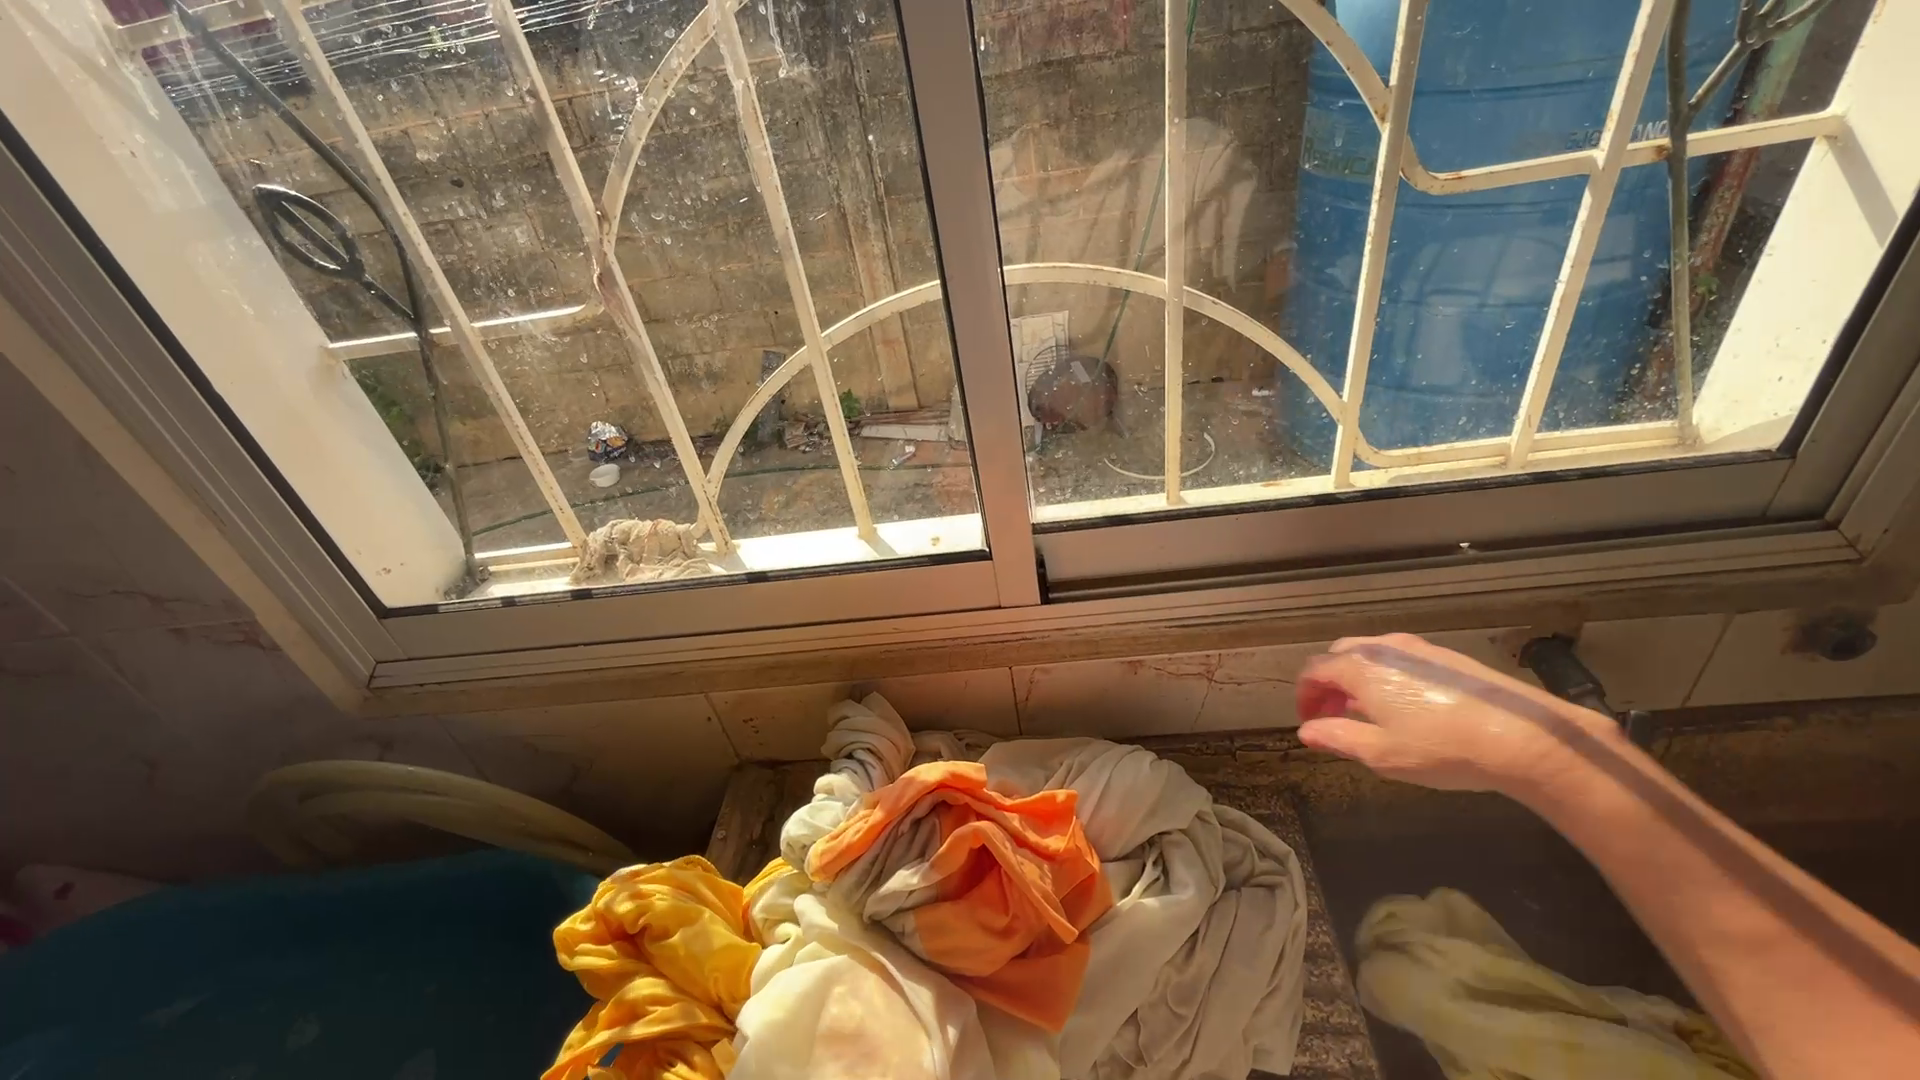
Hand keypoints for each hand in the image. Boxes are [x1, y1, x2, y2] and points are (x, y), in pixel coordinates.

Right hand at [1294, 633, 1624, 797]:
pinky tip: (1405, 707)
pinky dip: (1386, 676)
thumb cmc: (1441, 748)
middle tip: (1334, 715)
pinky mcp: (1446, 657)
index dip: (1304, 696)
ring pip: (1371, 654)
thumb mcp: (1380, 753)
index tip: (1310, 722)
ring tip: (1368, 713)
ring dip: (1357, 678)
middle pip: (1339, 655)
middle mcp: (1384, 648)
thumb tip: (1307, 731)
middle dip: (1328, 683)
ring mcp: (1418, 648)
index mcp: (1360, 669)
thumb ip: (1338, 737)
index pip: (1314, 670)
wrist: (1522, 737)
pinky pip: (1400, 659)